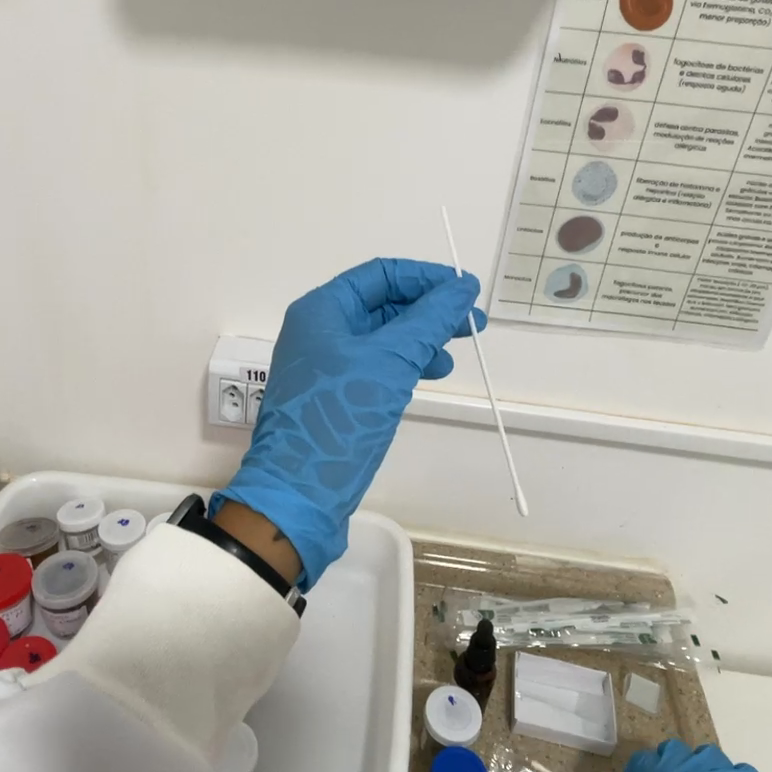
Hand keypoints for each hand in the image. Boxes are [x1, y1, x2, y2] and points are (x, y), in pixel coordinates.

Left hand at [213, 258, 483, 588]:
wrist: (298, 496)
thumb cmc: (340, 418)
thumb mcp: (390, 362)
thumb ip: (429, 320)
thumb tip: (463, 287)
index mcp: (322, 311)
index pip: (381, 275)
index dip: (426, 278)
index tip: (467, 291)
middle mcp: (320, 332)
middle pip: (382, 305)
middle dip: (428, 311)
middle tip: (473, 325)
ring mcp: (325, 367)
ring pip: (382, 339)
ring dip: (420, 341)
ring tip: (452, 358)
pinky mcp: (335, 399)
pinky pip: (376, 368)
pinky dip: (405, 367)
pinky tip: (428, 377)